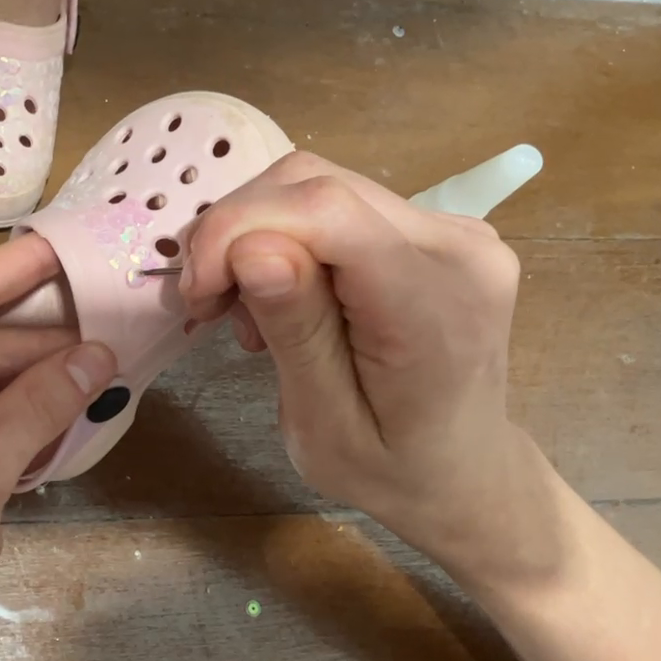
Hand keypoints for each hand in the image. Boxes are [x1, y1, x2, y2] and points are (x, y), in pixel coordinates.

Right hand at [180, 152, 566, 587]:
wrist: (463, 474)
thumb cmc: (391, 471)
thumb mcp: (325, 427)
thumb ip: (297, 332)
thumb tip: (251, 249)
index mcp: (436, 303)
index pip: (325, 211)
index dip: (238, 230)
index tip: (197, 294)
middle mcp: (456, 244)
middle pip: (313, 186)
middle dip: (234, 232)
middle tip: (206, 304)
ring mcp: (449, 229)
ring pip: (314, 186)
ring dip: (252, 235)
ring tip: (242, 309)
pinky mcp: (428, 227)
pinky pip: (332, 205)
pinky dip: (281, 238)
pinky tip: (279, 295)